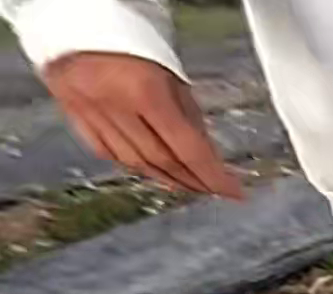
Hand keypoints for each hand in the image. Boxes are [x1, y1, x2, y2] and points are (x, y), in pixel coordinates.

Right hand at [42, 52, 244, 198]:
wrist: (84, 28)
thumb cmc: (143, 60)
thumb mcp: (181, 93)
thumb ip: (196, 131)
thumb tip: (215, 168)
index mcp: (146, 95)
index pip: (189, 152)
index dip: (215, 178)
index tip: (235, 194)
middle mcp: (111, 102)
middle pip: (161, 160)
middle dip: (194, 182)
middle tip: (215, 191)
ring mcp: (83, 105)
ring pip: (132, 160)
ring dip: (167, 179)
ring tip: (190, 185)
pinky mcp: (66, 106)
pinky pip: (103, 149)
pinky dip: (133, 166)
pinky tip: (154, 171)